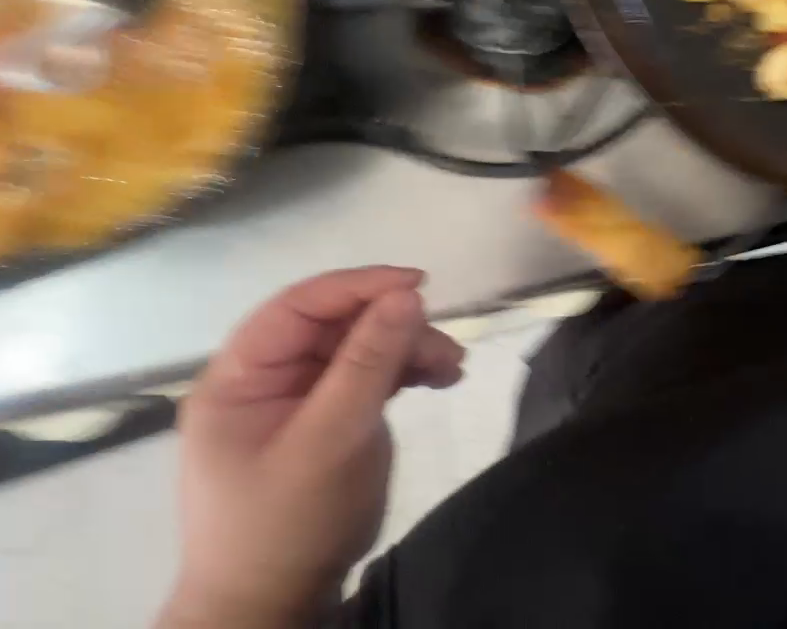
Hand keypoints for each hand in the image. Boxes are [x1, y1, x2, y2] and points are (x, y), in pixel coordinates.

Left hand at [161, 267, 464, 628]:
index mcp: (240, 378)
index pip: (298, 306)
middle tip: (445, 347)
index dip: (358, 286)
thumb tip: (408, 294)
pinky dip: (413, 369)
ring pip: (366, 344)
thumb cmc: (289, 519)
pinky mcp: (335, 413)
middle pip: (340, 323)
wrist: (279, 595)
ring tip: (452, 369)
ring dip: (413, 348)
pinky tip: (444, 380)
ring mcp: (302, 396)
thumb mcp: (331, 437)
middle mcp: (268, 378)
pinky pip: (377, 371)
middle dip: (397, 327)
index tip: (420, 284)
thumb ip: (368, 363)